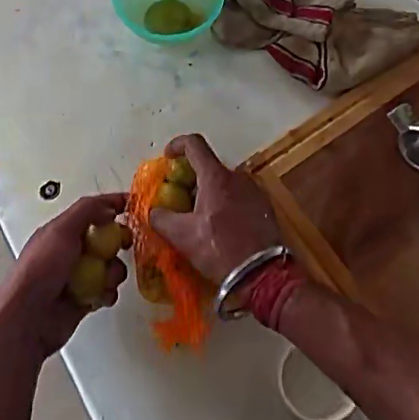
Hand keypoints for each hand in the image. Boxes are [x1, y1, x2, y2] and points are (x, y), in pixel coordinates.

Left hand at [0, 193, 128, 364]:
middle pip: (105, 239)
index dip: (112, 206)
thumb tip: (109, 205)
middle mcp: (69, 252)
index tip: (132, 206)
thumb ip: (86, 211)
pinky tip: (99, 296)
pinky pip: (106, 290)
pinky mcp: (83, 299)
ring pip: (110, 266)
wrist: (28, 320)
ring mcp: (77, 276)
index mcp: (61, 232)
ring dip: (113, 272)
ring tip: (104, 279)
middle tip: (123, 244)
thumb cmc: (38, 272)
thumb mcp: (61, 231)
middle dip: (117, 242)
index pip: (92, 212)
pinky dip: (107, 293)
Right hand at [148, 135, 281, 284]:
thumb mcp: (182, 237)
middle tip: (178, 198)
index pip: (194, 144)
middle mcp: (238, 177)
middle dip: (191, 178)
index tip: (167, 158)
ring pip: (224, 182)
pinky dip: (225, 203)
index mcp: (216, 177)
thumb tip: (154, 211)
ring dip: (208, 192)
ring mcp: (254, 191)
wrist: (263, 275)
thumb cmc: (220, 250)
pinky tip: (219, 226)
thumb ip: (162, 218)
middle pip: (209, 166)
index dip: (177, 145)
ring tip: (198, 217)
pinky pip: (238, 196)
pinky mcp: (264, 207)